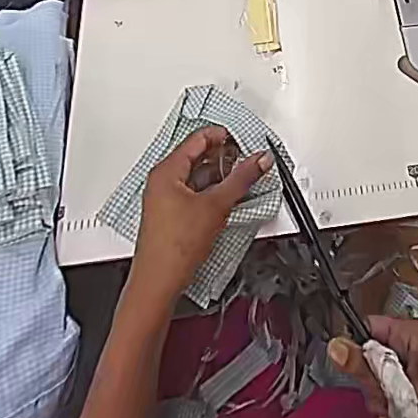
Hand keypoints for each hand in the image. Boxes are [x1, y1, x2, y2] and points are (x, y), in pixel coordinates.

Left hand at [128, 126, 271, 311]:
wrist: (159, 281)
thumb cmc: (174, 247)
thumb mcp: (216, 205)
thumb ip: (242, 178)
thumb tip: (258, 160)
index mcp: (166, 171)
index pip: (197, 138)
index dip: (223, 136)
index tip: (242, 140)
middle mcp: (162, 181)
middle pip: (196, 155)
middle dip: (224, 156)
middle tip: (245, 159)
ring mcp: (165, 198)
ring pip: (196, 175)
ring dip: (219, 174)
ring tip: (241, 178)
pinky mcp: (171, 214)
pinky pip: (193, 192)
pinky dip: (211, 191)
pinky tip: (227, 198)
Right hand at [331, 315, 417, 417]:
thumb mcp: (406, 387)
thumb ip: (369, 366)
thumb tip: (336, 345)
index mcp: (416, 335)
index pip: (368, 327)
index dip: (357, 347)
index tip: (355, 369)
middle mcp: (417, 352)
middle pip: (371, 363)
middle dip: (375, 389)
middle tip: (392, 404)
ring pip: (380, 391)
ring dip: (387, 411)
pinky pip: (393, 410)